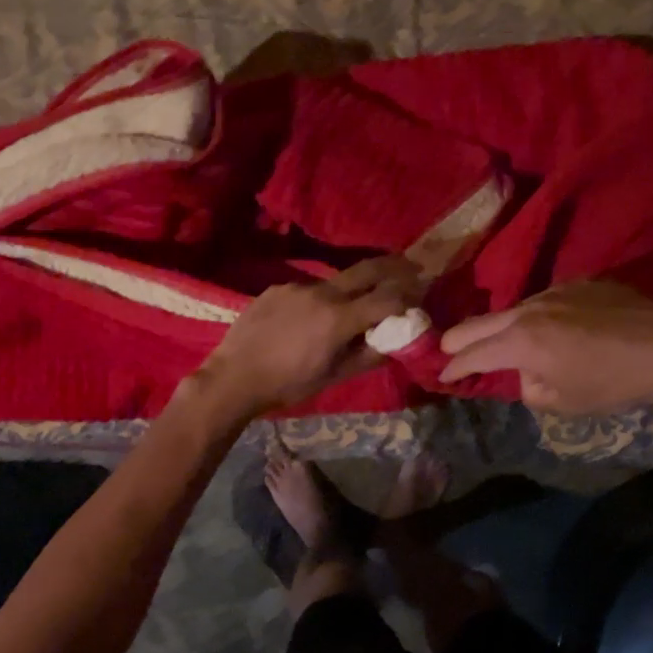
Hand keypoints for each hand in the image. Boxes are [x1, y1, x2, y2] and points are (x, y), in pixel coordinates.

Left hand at [193, 257, 421, 415]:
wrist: (234, 377)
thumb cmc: (287, 385)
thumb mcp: (334, 377)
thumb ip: (368, 356)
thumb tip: (394, 341)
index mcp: (339, 318)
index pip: (387, 297)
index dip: (409, 296)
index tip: (419, 297)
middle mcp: (321, 293)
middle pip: (368, 268)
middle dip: (395, 266)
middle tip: (412, 268)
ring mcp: (296, 286)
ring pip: (335, 282)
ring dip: (350, 290)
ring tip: (349, 308)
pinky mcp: (276, 287)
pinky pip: (307, 289)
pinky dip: (318, 300)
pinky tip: (307, 320)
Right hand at [439, 282, 652, 412]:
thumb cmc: (614, 382)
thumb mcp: (566, 403)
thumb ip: (531, 389)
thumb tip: (526, 375)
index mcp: (519, 342)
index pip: (472, 354)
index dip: (453, 368)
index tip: (443, 376)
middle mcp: (528, 310)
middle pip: (479, 323)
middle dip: (458, 340)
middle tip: (447, 350)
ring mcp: (554, 292)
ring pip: (512, 309)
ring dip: (499, 327)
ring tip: (497, 340)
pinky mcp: (580, 283)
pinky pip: (543, 301)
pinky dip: (533, 317)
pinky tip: (548, 328)